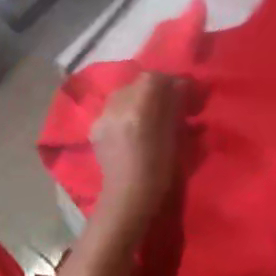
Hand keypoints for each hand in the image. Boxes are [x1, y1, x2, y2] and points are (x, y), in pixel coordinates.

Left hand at [90, 73, 182, 226]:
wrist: (127, 197)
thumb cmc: (159, 172)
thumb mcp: (174, 137)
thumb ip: (174, 107)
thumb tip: (180, 86)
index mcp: (138, 110)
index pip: (152, 78)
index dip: (169, 81)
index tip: (181, 91)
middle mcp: (116, 107)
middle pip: (135, 83)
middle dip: (153, 88)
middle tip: (167, 102)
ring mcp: (102, 116)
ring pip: (121, 93)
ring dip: (136, 97)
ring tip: (148, 113)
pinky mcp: (94, 127)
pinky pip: (111, 108)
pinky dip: (123, 110)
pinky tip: (131, 124)